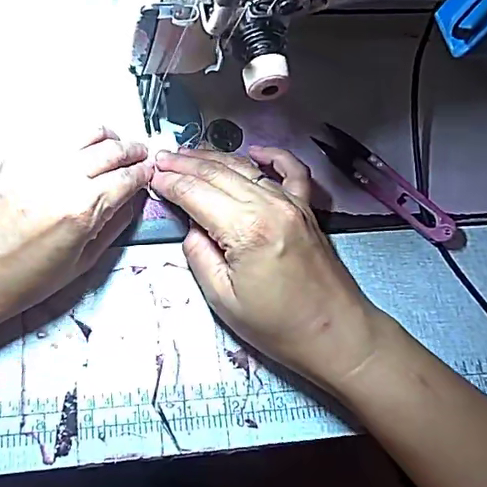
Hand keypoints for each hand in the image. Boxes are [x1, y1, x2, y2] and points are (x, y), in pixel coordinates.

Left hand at [0, 128, 152, 337]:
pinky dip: (69, 141)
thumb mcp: (77, 266)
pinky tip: (71, 151)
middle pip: (110, 149)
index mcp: (81, 208)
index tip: (149, 173)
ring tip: (110, 145)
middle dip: (131, 150)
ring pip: (82, 133)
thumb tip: (130, 203)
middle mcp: (59, 177)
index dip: (144, 174)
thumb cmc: (14, 283)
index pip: (127, 178)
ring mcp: (32, 162)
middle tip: (138, 155)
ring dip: (104, 137)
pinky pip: (50, 138)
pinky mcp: (9, 157)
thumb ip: (110, 228)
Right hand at [149, 147, 406, 389]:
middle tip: (160, 157)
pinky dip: (273, 156)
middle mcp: (269, 205)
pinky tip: (255, 150)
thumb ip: (199, 254)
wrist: (337, 336)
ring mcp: (292, 203)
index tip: (149, 174)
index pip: (194, 193)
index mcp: (245, 228)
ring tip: (187, 153)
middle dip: (183, 163)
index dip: (168, 182)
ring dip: (213, 157)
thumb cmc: (278, 326)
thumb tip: (192, 226)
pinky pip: (291, 171)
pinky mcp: (307, 209)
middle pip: (216, 172)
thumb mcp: (222, 297)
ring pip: (245, 167)